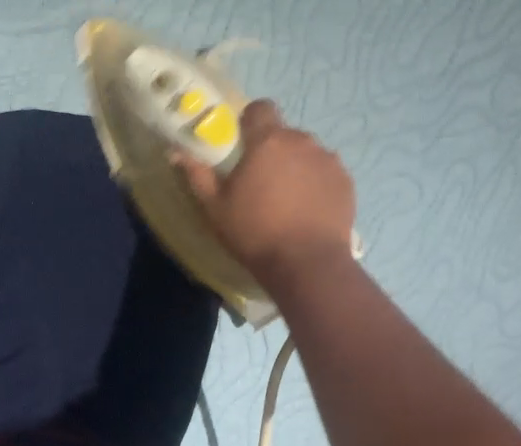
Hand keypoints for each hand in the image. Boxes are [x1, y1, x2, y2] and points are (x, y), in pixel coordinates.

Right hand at [177, 100, 355, 285]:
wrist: (306, 262)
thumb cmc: (253, 233)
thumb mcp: (215, 209)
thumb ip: (198, 176)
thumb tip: (175, 152)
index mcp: (267, 142)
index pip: (260, 108)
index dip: (250, 121)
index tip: (242, 145)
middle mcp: (302, 140)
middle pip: (283, 135)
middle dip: (271, 152)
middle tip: (259, 186)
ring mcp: (328, 159)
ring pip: (306, 153)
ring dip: (294, 168)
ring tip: (285, 203)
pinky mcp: (345, 180)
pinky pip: (325, 173)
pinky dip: (314, 185)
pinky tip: (305, 213)